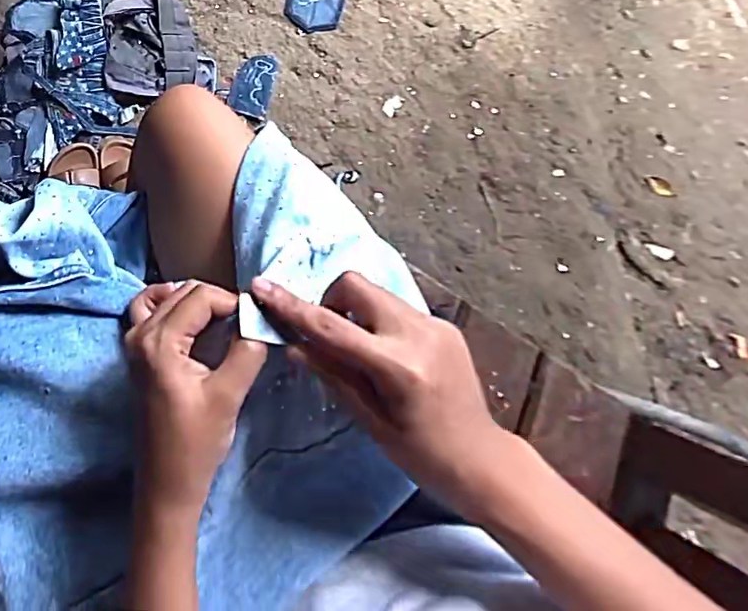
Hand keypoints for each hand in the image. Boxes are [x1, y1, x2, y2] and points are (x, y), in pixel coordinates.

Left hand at [124, 280, 268, 513]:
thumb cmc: (196, 443)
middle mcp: (141, 334)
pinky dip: (168, 304)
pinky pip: (147, 310)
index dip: (232, 302)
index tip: (253, 320)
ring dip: (194, 299)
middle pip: (184, 292)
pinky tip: (190, 319)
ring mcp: (133, 342)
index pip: (201, 296)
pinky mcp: (136, 352)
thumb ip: (246, 351)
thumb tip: (259, 320)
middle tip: (243, 322)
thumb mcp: (229, 396)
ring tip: (220, 318)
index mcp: (160, 341)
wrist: (166, 482)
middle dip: (217, 300)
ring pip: (166, 296)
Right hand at [250, 271, 506, 512]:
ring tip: (361, 350)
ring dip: (355, 311)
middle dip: (331, 301)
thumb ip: (332, 375)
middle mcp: (418, 334)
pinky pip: (396, 307)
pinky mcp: (443, 323)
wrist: (484, 461)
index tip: (262, 286)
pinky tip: (388, 355)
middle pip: (354, 285)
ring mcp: (434, 324)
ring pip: (375, 292)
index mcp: (398, 367)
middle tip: (330, 338)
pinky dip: (379, 321)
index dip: (292, 306)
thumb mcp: (371, 422)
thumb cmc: (423, 455)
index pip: (332, 327)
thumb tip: (294, 344)